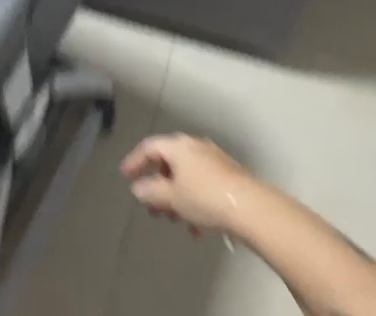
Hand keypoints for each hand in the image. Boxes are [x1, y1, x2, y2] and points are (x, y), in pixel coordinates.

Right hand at [120, 134, 256, 233]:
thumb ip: (150, 191)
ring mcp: (213, 160)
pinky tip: (196, 228)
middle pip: (168, 163)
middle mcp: (195, 147)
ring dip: (176, 198)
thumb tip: (138, 188)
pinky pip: (201, 185)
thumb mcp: (171, 197)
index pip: (149, 147)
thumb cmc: (204, 198)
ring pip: (185, 177)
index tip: (125, 176)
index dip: (135, 161)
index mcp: (179, 146)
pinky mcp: (227, 175)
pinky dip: (193, 201)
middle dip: (158, 187)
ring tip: (175, 221)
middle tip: (152, 208)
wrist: (249, 206)